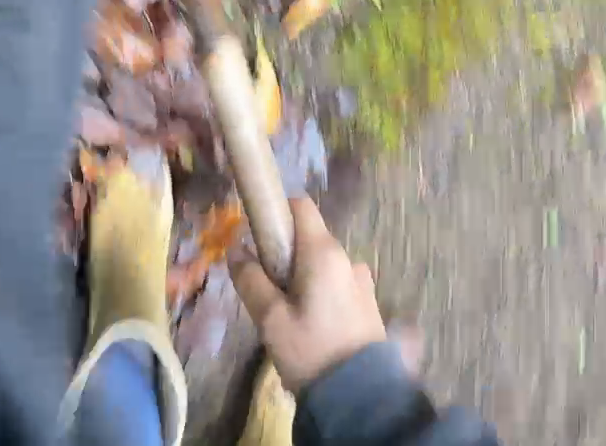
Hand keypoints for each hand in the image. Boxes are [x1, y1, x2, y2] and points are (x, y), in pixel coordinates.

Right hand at [233, 198, 388, 392]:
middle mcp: (346, 258)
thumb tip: (236, 248)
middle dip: (285, 252)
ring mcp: (362, 282)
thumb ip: (250, 279)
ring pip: (323, 264)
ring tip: (289, 314)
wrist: (363, 401)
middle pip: (309, 237)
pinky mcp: (369, 306)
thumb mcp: (270, 318)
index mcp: (323, 252)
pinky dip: (321, 293)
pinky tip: (312, 326)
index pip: (300, 205)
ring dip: (304, 276)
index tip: (258, 235)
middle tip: (266, 286)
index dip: (277, 211)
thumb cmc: (312, 351)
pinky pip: (338, 284)